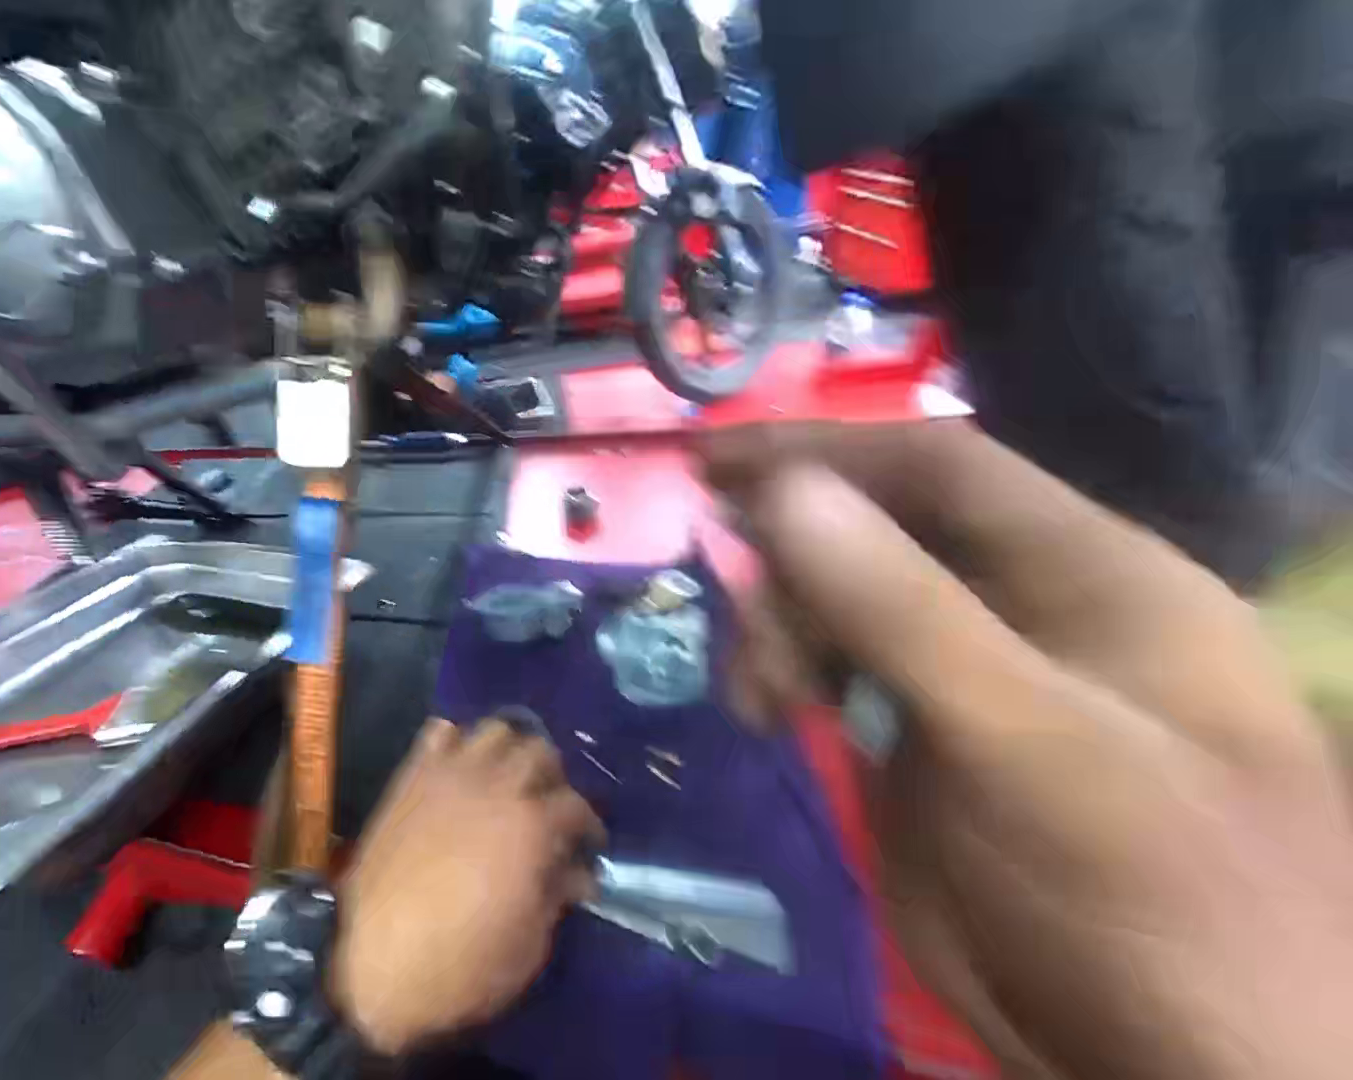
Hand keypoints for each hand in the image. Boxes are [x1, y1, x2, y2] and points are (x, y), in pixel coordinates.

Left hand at [330, 717, 604, 1055]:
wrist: (376, 959)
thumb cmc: (463, 964)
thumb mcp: (527, 944)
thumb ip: (555, 895)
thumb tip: (575, 872)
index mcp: (531, 826)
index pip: (576, 806)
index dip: (587, 826)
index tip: (586, 844)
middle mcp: (495, 786)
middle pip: (540, 751)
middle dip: (552, 778)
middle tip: (547, 807)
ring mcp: (450, 774)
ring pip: (493, 731)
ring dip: (508, 751)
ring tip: (505, 781)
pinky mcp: (412, 775)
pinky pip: (438, 733)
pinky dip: (455, 743)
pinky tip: (458, 770)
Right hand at [699, 422, 1352, 1079]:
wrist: (1157, 1062)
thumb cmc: (1139, 896)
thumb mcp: (1020, 740)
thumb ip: (898, 607)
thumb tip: (780, 492)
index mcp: (1083, 575)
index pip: (933, 466)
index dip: (821, 447)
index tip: (715, 459)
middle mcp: (1014, 602)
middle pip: (864, 529)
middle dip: (787, 558)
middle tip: (731, 593)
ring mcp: (952, 662)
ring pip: (827, 595)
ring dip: (773, 628)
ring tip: (761, 694)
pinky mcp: (904, 716)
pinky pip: (816, 655)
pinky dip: (773, 669)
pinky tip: (760, 711)